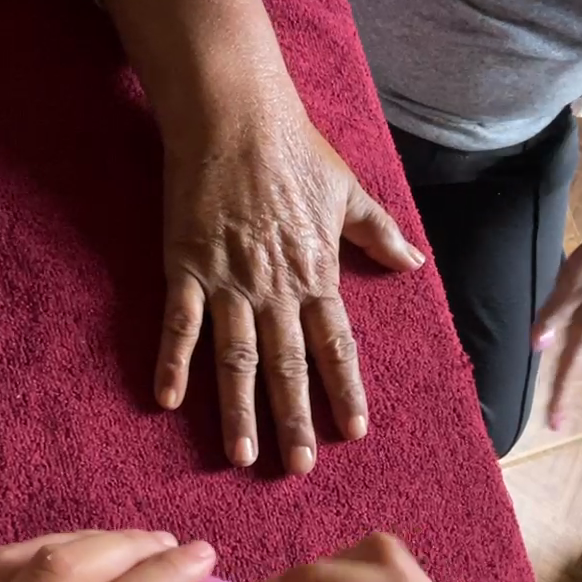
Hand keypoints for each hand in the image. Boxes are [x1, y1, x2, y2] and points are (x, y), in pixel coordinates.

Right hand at [156, 93, 422, 474]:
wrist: (235, 114)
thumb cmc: (293, 149)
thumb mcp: (348, 190)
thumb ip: (379, 232)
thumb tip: (415, 261)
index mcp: (317, 272)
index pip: (336, 345)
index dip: (345, 390)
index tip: (353, 432)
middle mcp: (276, 287)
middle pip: (287, 365)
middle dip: (294, 418)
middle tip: (297, 467)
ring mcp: (229, 281)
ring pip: (235, 357)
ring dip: (239, 409)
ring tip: (241, 454)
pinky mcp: (186, 267)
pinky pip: (179, 323)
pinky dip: (172, 361)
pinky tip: (166, 400)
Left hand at [530, 228, 581, 431]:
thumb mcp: (572, 285)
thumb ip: (554, 314)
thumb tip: (538, 346)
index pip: (571, 370)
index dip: (562, 396)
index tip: (555, 422)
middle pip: (577, 372)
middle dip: (566, 396)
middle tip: (556, 421)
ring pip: (578, 362)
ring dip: (567, 382)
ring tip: (558, 402)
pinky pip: (578, 347)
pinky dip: (568, 363)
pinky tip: (561, 367)